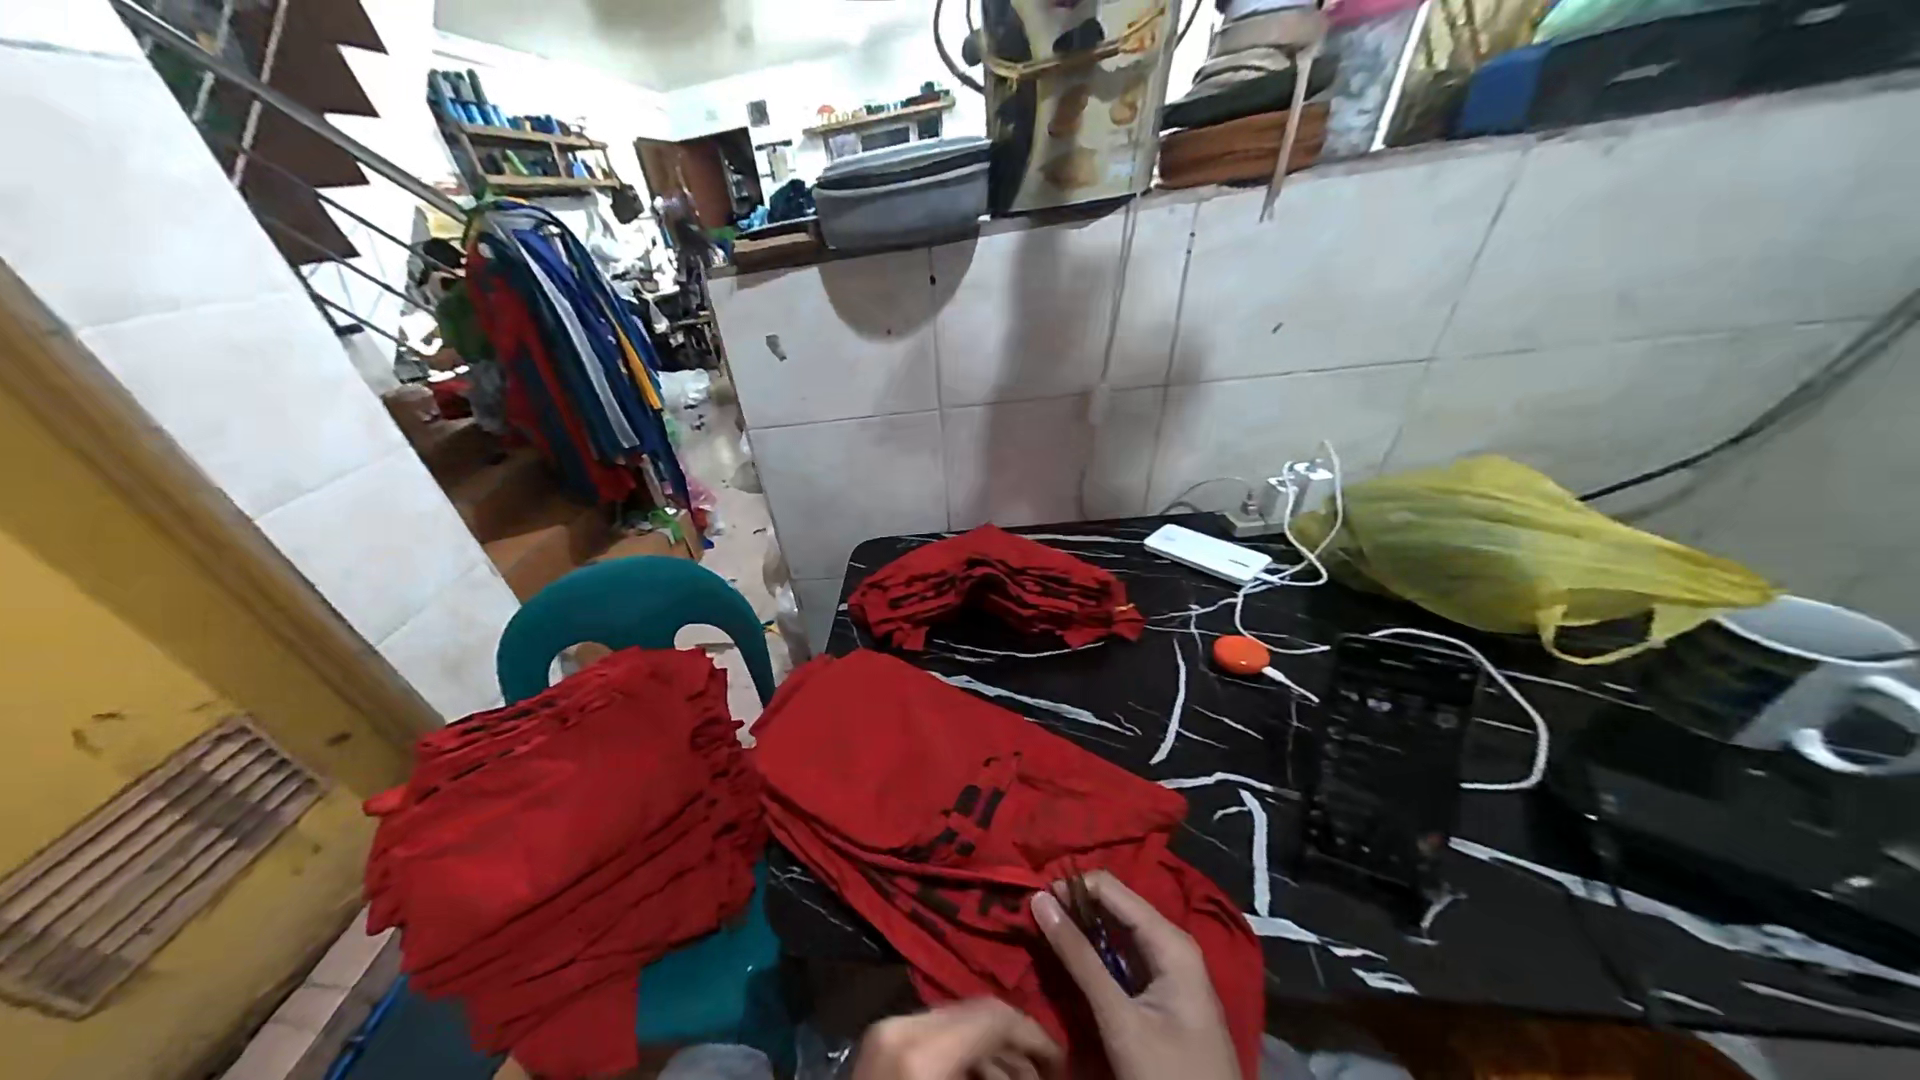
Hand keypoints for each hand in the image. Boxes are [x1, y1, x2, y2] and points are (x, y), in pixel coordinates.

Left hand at [853, 998, 1062, 1079]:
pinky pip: (931, 1042)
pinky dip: (961, 1064)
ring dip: (989, 1058)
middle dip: (1015, 1050)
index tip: (1063, 1068)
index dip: (1037, 1038)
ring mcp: (884, 1036)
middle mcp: (901, 1028)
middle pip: (975, 1017)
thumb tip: (1043, 1075)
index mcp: (922, 1051)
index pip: (995, 1016)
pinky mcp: (877, 1051)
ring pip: (954, 1028)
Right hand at [1031, 871, 1241, 1079]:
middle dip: (1071, 907)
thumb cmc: (1169, 1077)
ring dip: (1079, 929)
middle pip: (1113, 904)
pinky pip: (1121, 955)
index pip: (1109, 887)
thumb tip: (1040, 900)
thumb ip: (1079, 958)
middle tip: (1031, 919)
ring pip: (1114, 930)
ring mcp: (1167, 967)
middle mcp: (1170, 942)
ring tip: (1041, 933)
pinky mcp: (1159, 991)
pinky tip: (1068, 960)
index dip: (1069, 888)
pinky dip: (1093, 953)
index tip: (1032, 903)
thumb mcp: (1119, 1018)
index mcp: (1169, 939)